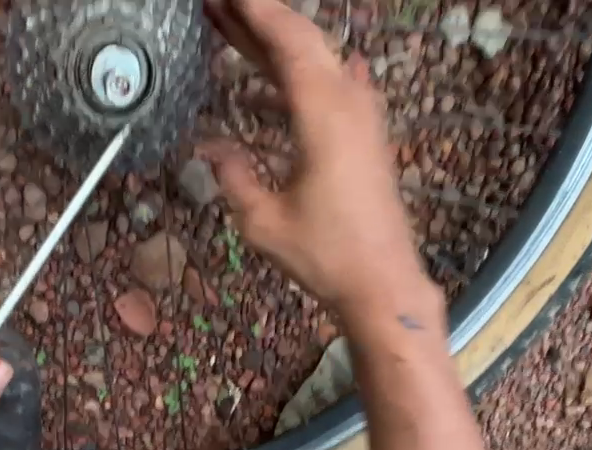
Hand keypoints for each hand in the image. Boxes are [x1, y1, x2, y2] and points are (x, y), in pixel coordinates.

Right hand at [202, 0, 435, 323]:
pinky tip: (270, 93)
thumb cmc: (324, 255)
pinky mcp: (365, 137)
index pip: (288, 39)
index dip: (253, 11)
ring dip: (275, 51)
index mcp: (324, 112)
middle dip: (257, 22)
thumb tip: (209, 148)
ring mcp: (362, 117)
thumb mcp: (264, 222)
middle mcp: (349, 101)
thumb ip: (234, 177)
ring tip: (232, 41)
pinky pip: (330, 89)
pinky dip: (296, 82)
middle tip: (218, 10)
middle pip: (302, 42)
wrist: (382, 281)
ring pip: (317, 64)